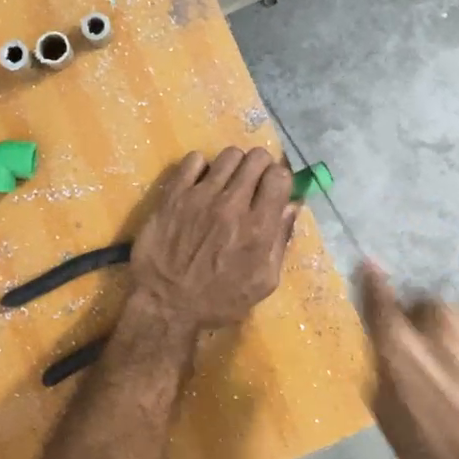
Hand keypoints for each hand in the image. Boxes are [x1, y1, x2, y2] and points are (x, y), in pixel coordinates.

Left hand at [126, 148, 296, 331]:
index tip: (273, 189)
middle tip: (252, 184)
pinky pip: (194, 159)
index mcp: (258, 228)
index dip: (279, 179)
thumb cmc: (219, 300)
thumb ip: (281, 240)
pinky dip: (201, 168)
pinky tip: (200, 184)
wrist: (166, 303)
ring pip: (228, 155)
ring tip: (226, 183)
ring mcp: (200, 196)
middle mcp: (232, 205)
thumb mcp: (264, 282)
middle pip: (256, 159)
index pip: (280, 176)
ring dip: (233, 166)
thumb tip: (292, 205)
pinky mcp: (174, 194)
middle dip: (260, 167)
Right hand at [358, 265, 458, 458]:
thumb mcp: (393, 420)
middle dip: (427, 329)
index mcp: (404, 348)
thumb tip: (379, 334)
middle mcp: (445, 325)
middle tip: (436, 368)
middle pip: (428, 310)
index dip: (374, 284)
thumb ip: (382, 368)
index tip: (369, 267)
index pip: (381, 300)